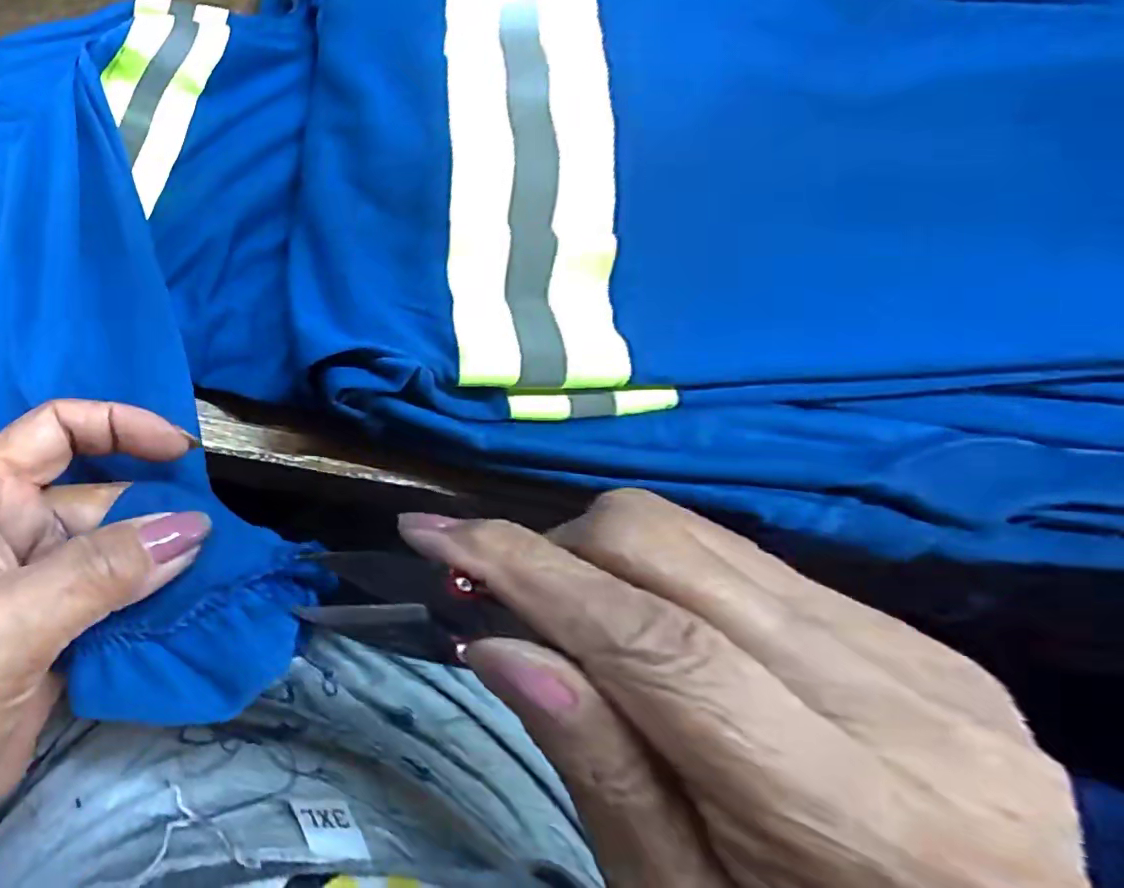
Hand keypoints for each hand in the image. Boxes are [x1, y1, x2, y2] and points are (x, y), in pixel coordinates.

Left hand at [0, 400, 209, 885]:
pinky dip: (155, 587)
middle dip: (155, 500)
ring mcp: (38, 569)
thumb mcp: (10, 622)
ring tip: (223, 557)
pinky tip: (197, 591)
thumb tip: (192, 528)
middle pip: (98, 487)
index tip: (179, 446)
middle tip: (218, 522)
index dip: (120, 424)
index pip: (58, 427)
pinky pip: (120, 584)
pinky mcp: (61, 615)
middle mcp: (11, 518)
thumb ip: (100, 572)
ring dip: (163, 548)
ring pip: (116, 539)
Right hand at [400, 490, 1086, 887]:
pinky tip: (648, 629)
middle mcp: (905, 710)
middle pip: (664, 551)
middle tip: (494, 599)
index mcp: (858, 817)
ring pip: (694, 535)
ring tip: (566, 615)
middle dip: (550, 552)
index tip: (426, 532)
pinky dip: (656, 574)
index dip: (524, 570)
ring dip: (596, 557)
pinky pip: (737, 557)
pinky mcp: (914, 639)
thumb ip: (595, 765)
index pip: (650, 642)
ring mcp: (921, 661)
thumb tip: (493, 645)